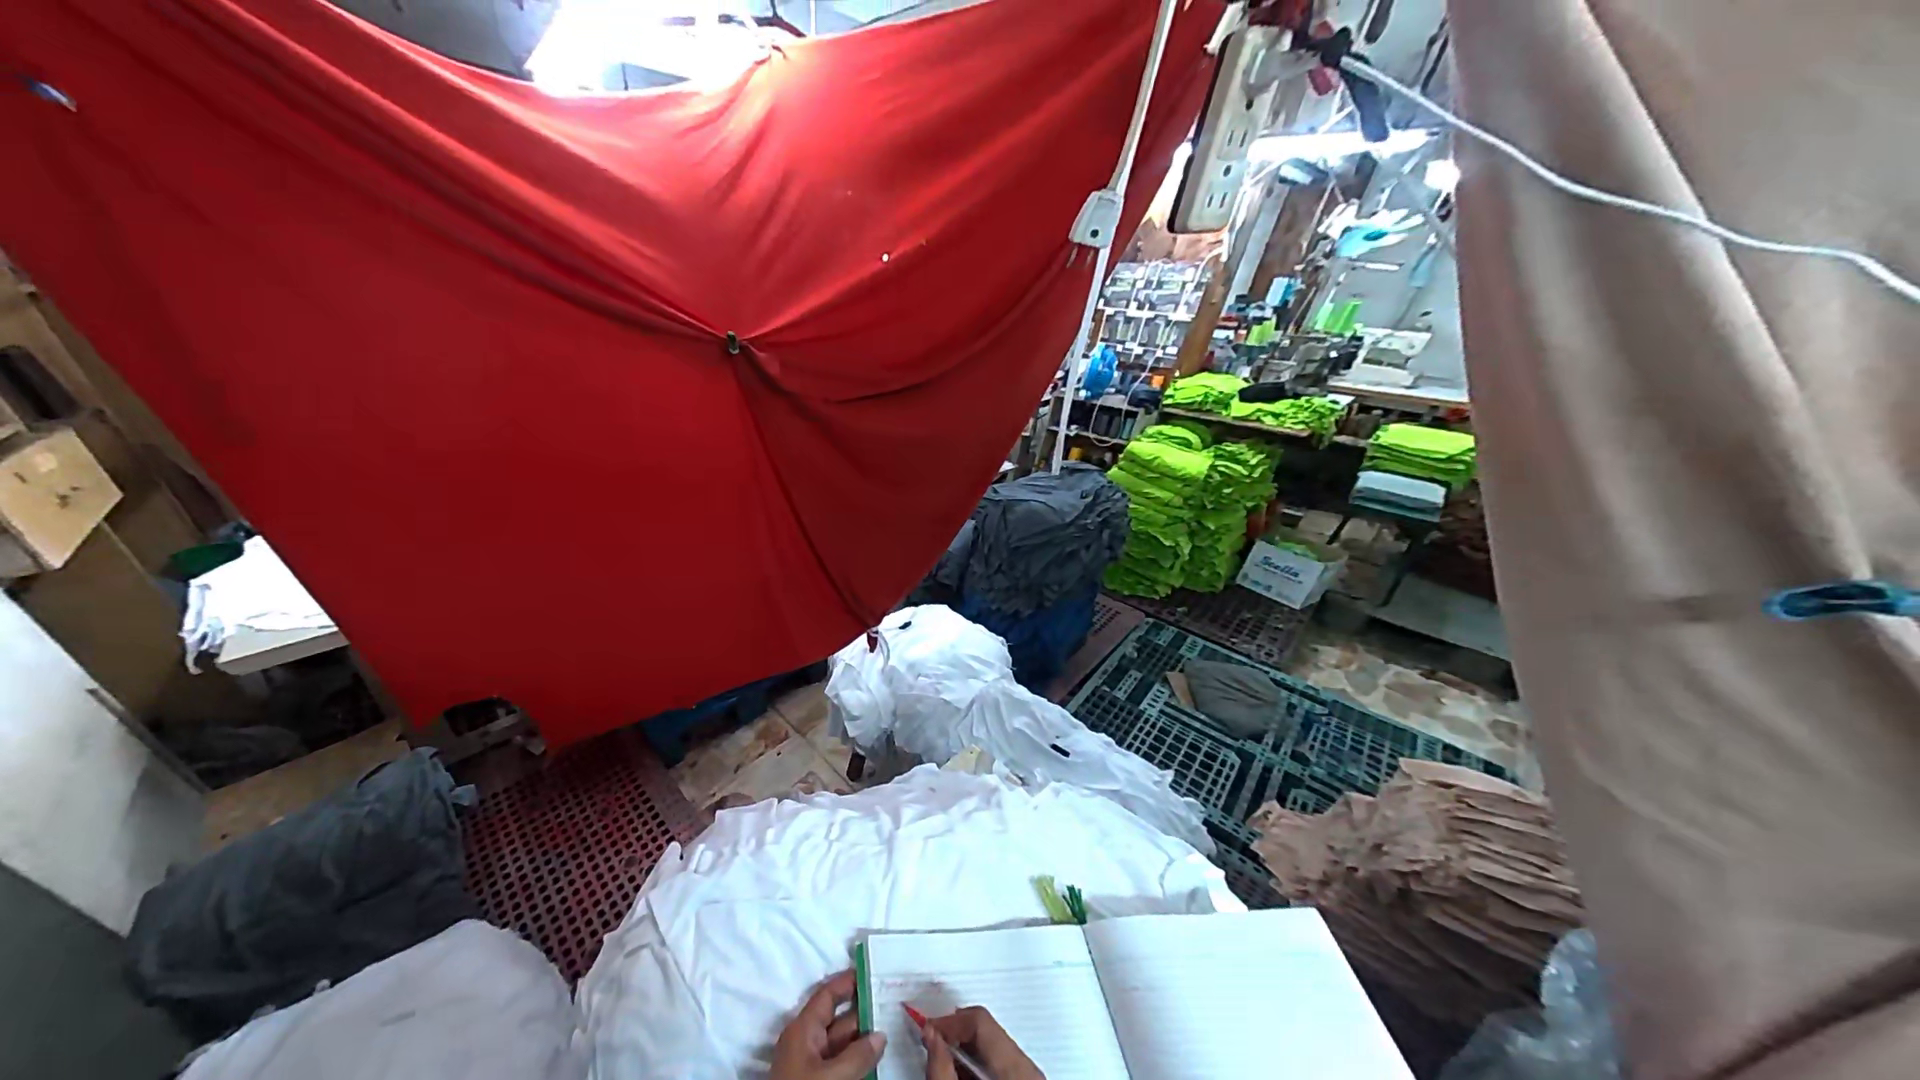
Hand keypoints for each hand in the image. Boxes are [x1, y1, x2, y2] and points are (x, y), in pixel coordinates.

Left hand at [770, 971, 887, 1079]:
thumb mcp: (832, 1078)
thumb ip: (858, 1055)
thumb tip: (880, 1035)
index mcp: (803, 1030)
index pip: (828, 994)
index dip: (850, 981)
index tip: (875, 970)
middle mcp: (807, 1043)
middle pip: (840, 1019)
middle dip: (866, 1011)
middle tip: (894, 1002)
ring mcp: (811, 1067)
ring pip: (843, 1045)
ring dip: (866, 1039)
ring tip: (894, 1027)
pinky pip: (841, 1066)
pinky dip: (858, 1060)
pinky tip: (879, 1060)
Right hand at [920, 1006, 1043, 1079]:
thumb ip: (941, 1067)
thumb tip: (930, 1034)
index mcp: (1016, 1066)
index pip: (979, 1019)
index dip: (948, 1020)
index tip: (926, 1027)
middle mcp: (1028, 1065)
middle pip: (986, 1028)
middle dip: (954, 1033)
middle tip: (931, 1044)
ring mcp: (1030, 1073)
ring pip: (992, 1043)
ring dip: (964, 1048)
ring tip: (945, 1062)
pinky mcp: (1026, 1078)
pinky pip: (1000, 1057)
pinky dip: (977, 1061)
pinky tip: (963, 1073)